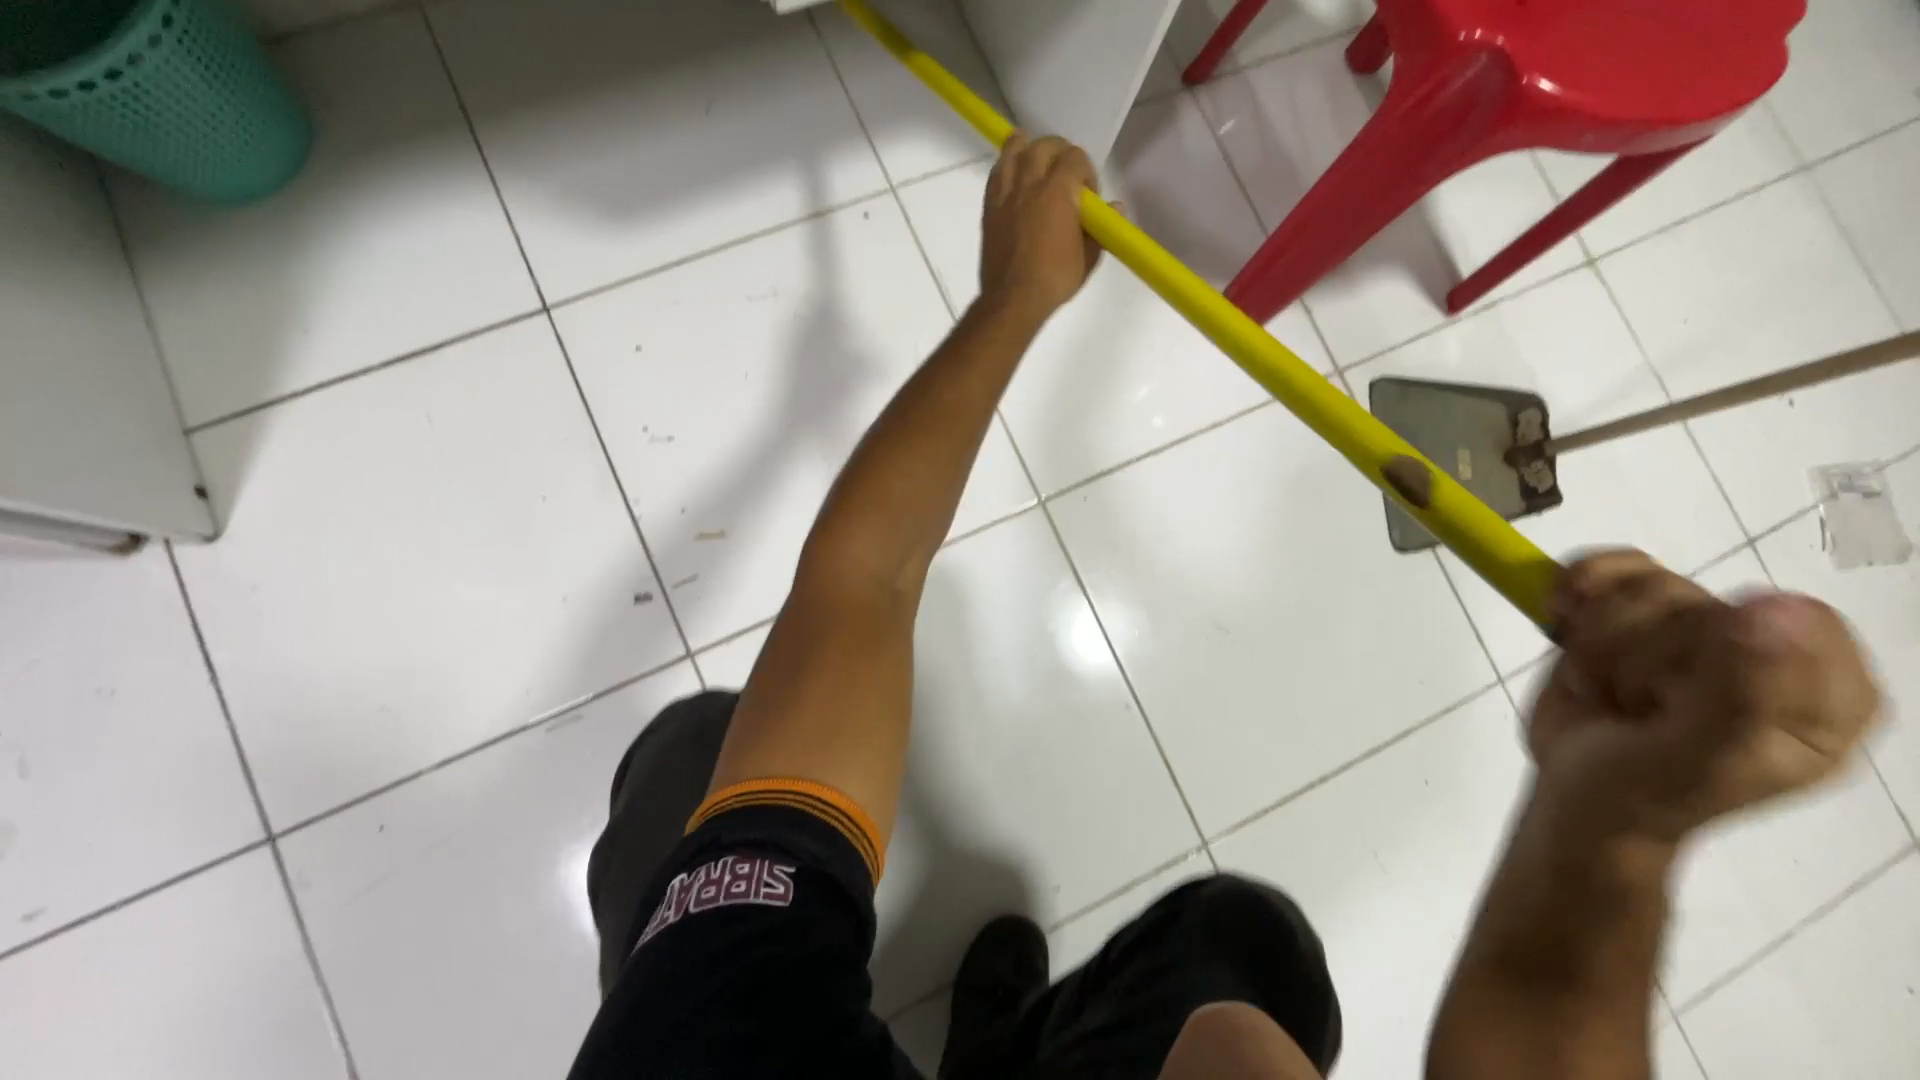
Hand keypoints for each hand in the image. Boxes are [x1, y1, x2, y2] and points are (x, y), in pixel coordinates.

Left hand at [978, 132, 1106, 318]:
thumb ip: (1101, 228)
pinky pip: (997, 171)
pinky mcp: (990, 205)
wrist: (1013, 299)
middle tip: (1066, 174)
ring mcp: (1006, 192)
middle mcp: (1030, 183)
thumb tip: (1115, 207)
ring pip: (1015, 149)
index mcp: (1058, 192)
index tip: (1087, 194)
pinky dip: (1007, 165)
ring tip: (1037, 160)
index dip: (1086, 171)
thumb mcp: (1088, 257)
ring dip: (1029, 147)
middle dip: (1061, 153)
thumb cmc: (1054, 280)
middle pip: (1045, 145)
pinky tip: (1014, 175)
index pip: (1075, 157)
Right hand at [1526, 550, 1879, 841]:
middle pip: (1700, 604)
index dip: (1720, 644)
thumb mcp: (1696, 763)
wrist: (1575, 796)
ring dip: (1597, 640)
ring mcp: (1697, 627)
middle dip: (1639, 656)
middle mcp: (1769, 652)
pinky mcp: (1636, 609)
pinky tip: (1564, 621)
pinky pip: (1609, 564)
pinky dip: (1574, 589)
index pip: (1797, 622)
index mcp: (1821, 696)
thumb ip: (1739, 697)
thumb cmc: (1643, 794)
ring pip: (1645, 583)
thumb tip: (1771, 607)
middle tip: (1632, 708)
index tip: (1675, 692)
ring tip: (1604, 689)